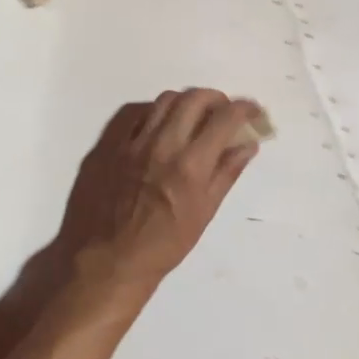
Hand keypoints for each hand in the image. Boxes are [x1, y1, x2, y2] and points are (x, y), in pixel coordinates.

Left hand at [53, 89, 263, 300]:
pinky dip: (151, 111)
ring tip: (191, 116)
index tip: (251, 111)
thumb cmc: (162, 246)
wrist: (106, 260)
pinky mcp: (107, 145)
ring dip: (185, 101)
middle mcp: (162, 145)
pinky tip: (156, 123)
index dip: (244, 108)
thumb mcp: (203, 213)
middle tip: (222, 112)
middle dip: (216, 99)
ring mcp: (131, 142)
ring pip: (163, 100)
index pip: (225, 118)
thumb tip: (247, 144)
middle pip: (194, 98)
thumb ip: (226, 173)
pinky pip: (131, 113)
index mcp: (191, 165)